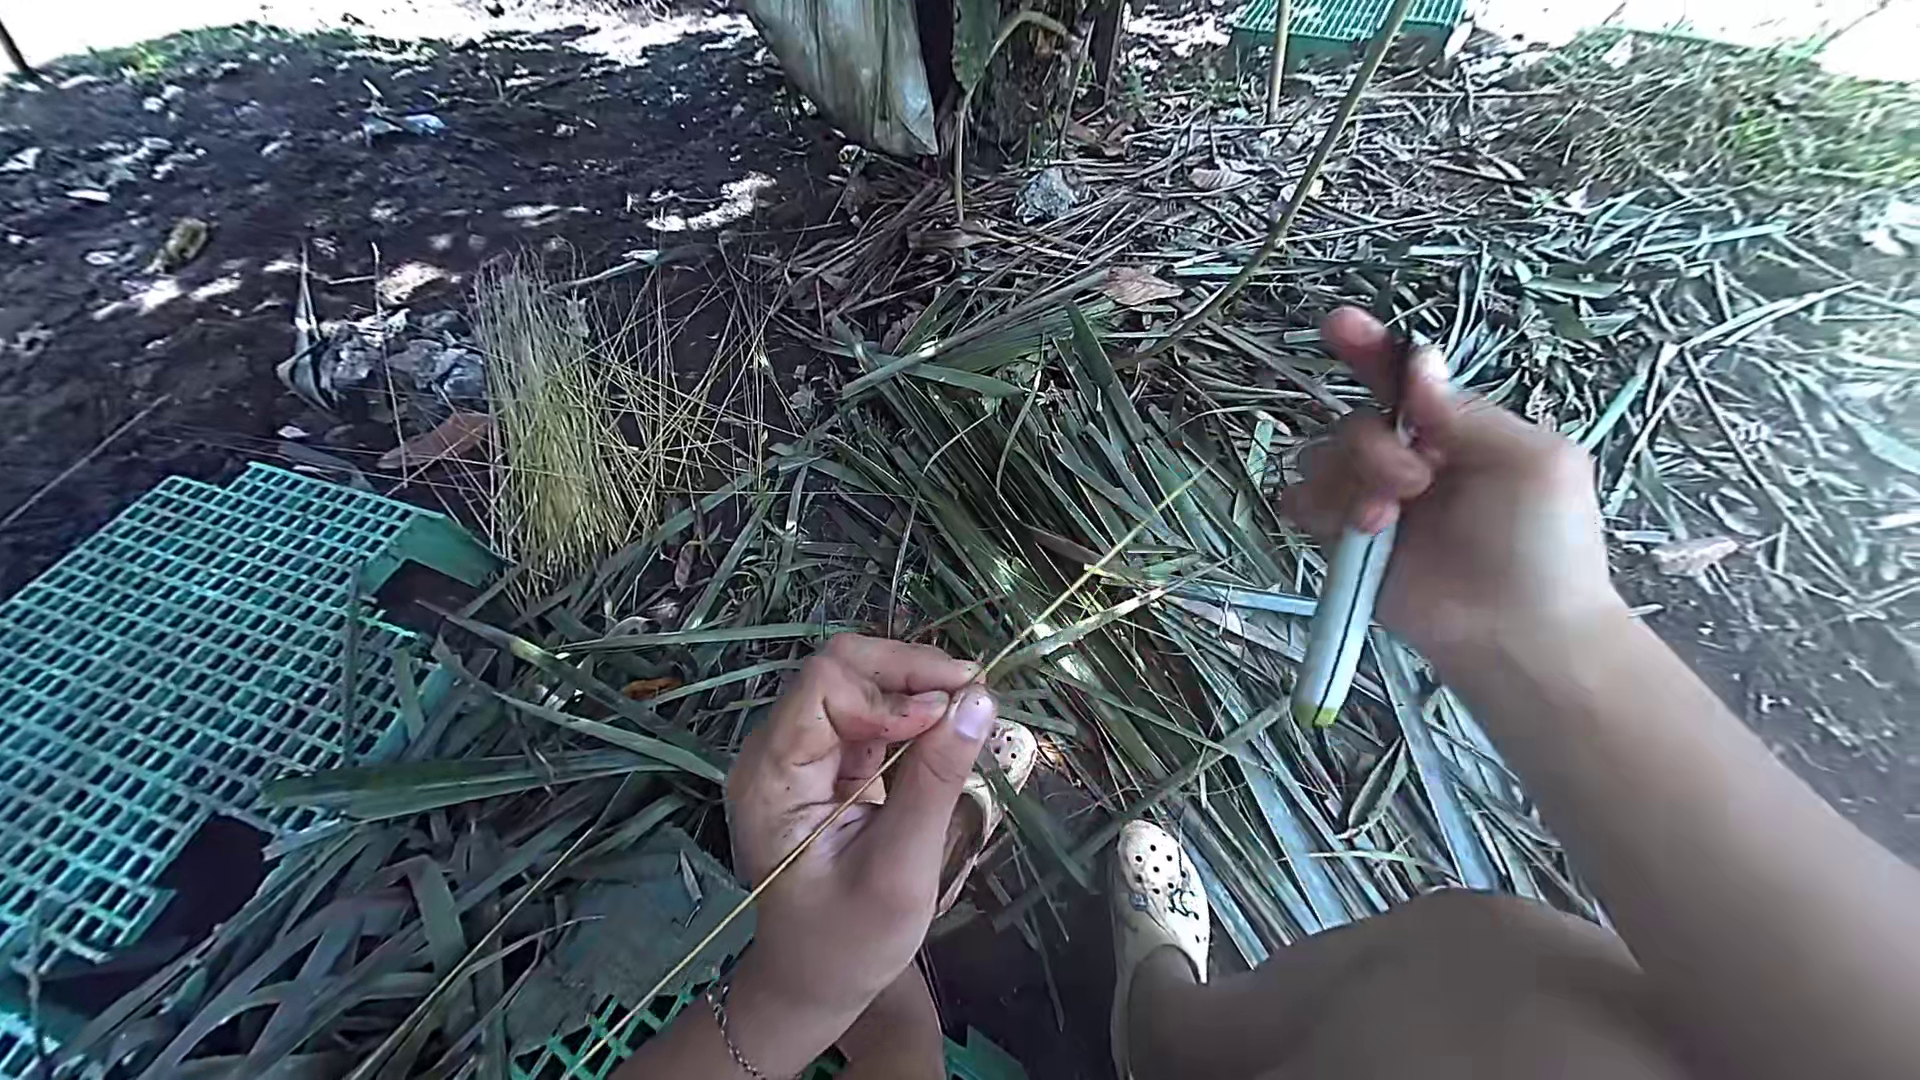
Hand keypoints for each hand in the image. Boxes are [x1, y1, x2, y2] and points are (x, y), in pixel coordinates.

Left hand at [720, 634, 995, 1074]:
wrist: (814, 980)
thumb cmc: (847, 943)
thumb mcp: (899, 870)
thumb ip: (934, 781)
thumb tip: (979, 700)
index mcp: (770, 775)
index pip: (824, 684)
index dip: (889, 686)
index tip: (946, 713)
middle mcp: (776, 746)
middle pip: (840, 666)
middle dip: (908, 670)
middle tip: (972, 689)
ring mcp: (801, 746)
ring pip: (860, 676)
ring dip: (916, 682)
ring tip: (968, 702)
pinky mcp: (828, 753)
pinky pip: (872, 704)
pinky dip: (914, 705)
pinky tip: (946, 720)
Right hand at [1280, 307, 1626, 666]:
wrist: (1513, 629)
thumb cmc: (1541, 542)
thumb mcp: (1531, 461)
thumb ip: (1467, 413)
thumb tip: (1417, 365)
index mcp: (1449, 432)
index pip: (1398, 381)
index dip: (1367, 350)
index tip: (1336, 324)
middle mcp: (1401, 459)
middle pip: (1350, 425)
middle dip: (1373, 450)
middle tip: (1415, 484)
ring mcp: (1365, 499)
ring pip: (1318, 462)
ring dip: (1350, 486)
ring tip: (1387, 521)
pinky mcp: (1339, 537)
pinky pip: (1300, 503)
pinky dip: (1319, 510)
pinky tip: (1357, 531)